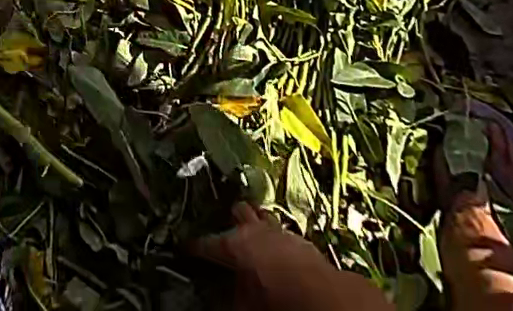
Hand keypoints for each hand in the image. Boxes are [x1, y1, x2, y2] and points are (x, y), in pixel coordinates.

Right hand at [192, 204, 389, 310]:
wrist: (328, 301)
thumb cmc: (278, 302)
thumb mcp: (245, 308)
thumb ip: (231, 299)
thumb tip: (221, 297)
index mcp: (235, 244)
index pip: (207, 243)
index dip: (194, 246)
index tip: (184, 246)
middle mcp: (256, 230)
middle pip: (239, 212)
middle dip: (231, 219)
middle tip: (224, 232)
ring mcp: (281, 232)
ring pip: (263, 216)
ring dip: (256, 224)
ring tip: (250, 234)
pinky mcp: (301, 240)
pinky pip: (282, 232)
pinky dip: (276, 238)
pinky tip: (276, 251)